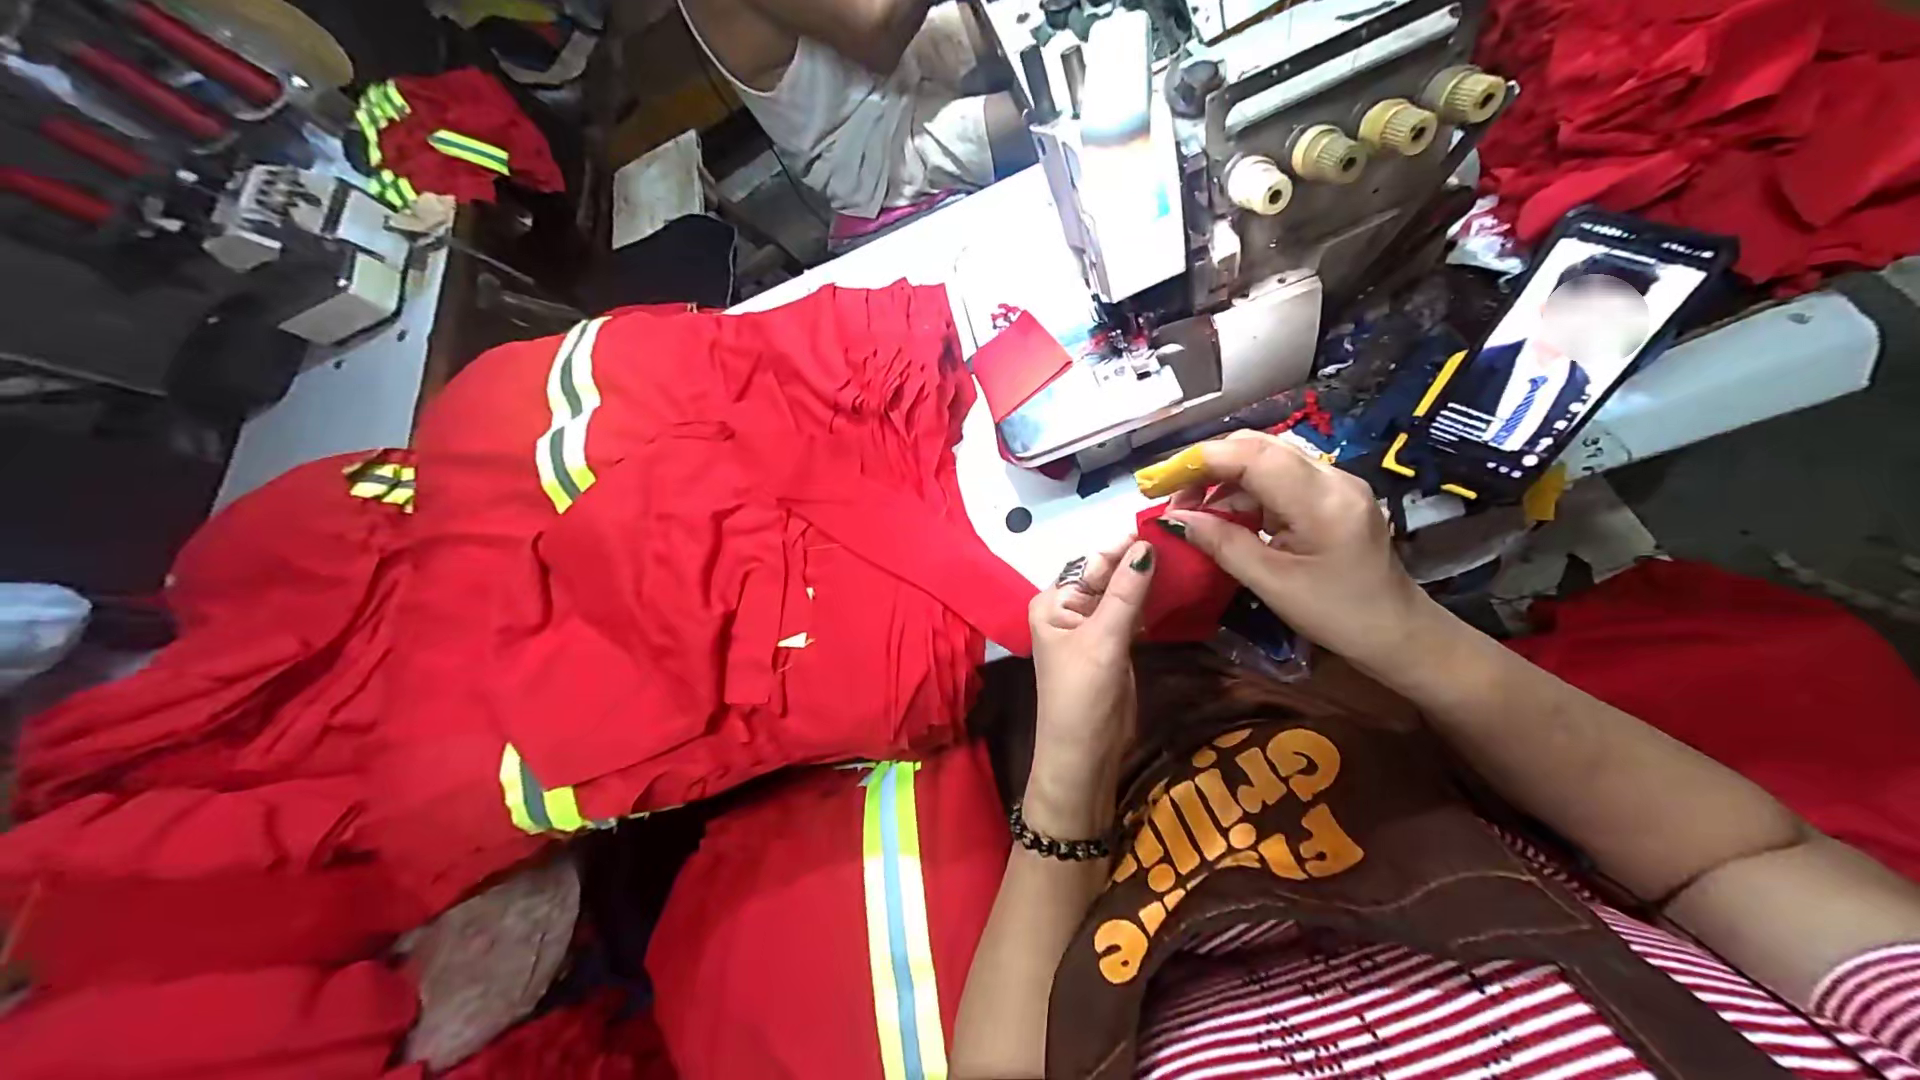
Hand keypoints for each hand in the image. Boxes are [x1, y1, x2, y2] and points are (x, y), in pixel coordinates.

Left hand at [1025, 536, 1156, 836]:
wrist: (1086, 754)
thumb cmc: (1083, 695)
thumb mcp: (1103, 640)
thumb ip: (1125, 593)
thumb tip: (1144, 545)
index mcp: (1053, 602)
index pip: (1091, 563)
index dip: (1122, 545)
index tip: (1160, 525)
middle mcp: (1068, 609)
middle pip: (1106, 574)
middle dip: (1137, 559)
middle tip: (1180, 538)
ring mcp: (1091, 627)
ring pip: (1121, 593)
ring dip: (1146, 578)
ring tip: (1183, 555)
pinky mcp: (1112, 644)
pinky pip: (1130, 612)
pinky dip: (1148, 602)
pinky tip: (1173, 586)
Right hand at [1143, 431, 1439, 670]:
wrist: (1398, 633)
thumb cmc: (1338, 616)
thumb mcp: (1272, 584)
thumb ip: (1221, 545)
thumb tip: (1174, 521)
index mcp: (1322, 501)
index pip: (1252, 456)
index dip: (1200, 461)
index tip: (1160, 482)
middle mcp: (1332, 478)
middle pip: (1257, 446)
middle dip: (1207, 465)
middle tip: (1171, 497)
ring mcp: (1334, 482)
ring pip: (1263, 459)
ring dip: (1222, 480)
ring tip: (1192, 513)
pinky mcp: (1330, 494)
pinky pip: (1276, 478)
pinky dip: (1242, 493)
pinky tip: (1222, 518)